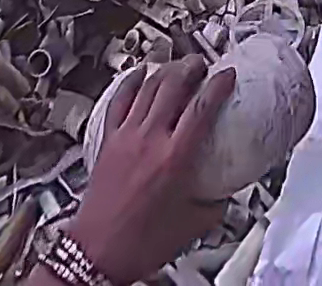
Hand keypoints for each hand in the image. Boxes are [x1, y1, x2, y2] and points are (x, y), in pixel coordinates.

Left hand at [70, 57, 235, 282]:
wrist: (94, 256)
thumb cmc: (138, 245)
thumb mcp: (189, 227)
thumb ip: (213, 206)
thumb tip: (226, 193)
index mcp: (174, 159)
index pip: (202, 107)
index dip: (218, 85)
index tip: (226, 75)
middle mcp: (150, 140)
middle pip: (173, 85)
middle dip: (191, 67)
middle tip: (201, 64)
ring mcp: (127, 136)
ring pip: (148, 87)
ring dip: (166, 70)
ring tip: (178, 65)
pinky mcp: (109, 139)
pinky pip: (119, 100)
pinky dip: (130, 81)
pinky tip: (139, 72)